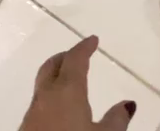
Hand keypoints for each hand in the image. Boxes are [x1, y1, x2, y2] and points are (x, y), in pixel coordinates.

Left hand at [18, 36, 134, 130]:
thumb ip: (117, 119)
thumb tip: (127, 104)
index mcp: (67, 90)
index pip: (75, 59)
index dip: (84, 47)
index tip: (93, 40)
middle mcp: (46, 97)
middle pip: (51, 66)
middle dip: (65, 57)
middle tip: (79, 55)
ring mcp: (31, 115)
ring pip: (43, 86)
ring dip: (56, 79)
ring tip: (71, 84)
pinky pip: (38, 105)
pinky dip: (50, 98)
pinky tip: (59, 113)